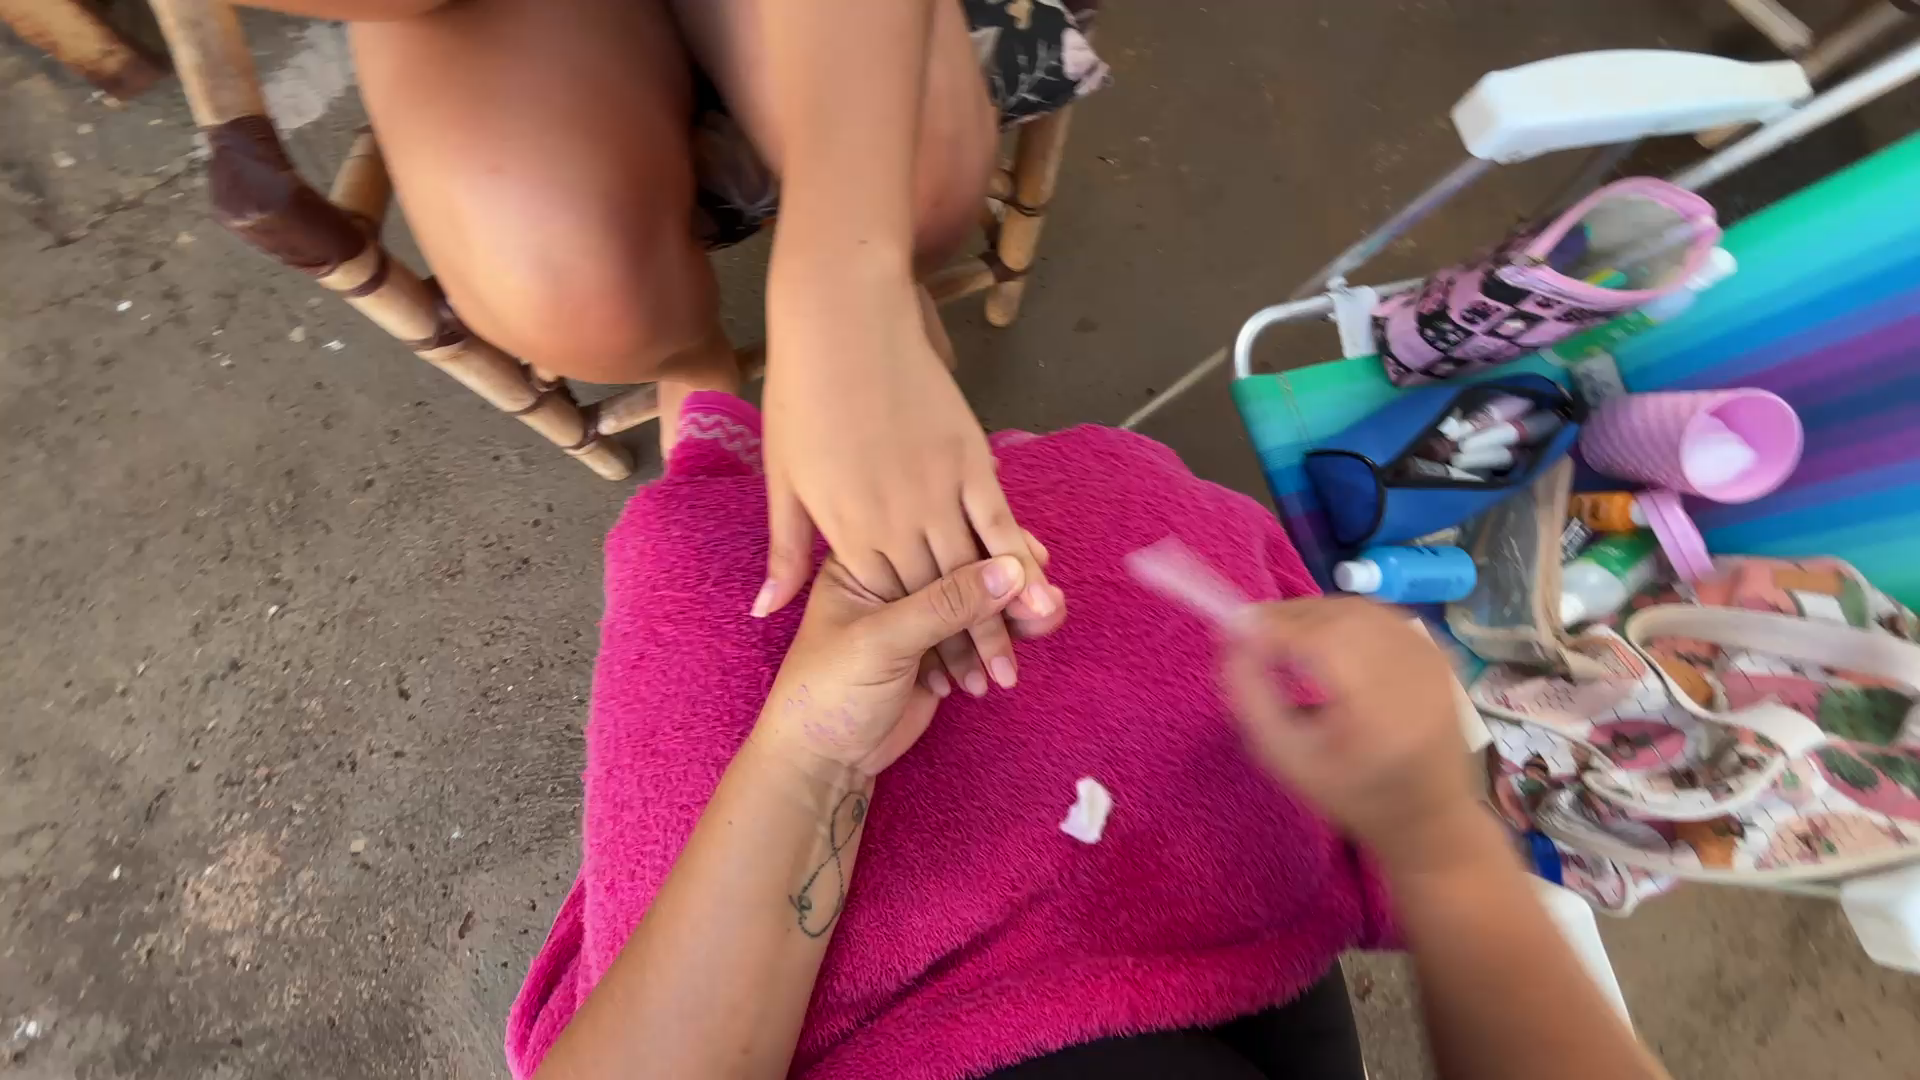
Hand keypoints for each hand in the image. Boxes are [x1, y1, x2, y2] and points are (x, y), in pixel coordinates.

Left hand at [758, 264, 1058, 698]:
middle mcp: (896, 520)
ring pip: (974, 569)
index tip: (945, 680)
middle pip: (938, 596)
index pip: (891, 604)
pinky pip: (1001, 520)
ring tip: (1023, 654)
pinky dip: (1021, 558)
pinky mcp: (970, 460)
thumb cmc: (802, 399)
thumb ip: (784, 553)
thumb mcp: (781, 481)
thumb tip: (764, 609)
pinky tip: (1039, 586)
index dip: (921, 644)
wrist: (841, 320)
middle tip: (997, 682)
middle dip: (969, 644)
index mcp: (847, 531)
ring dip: (1002, 615)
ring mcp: (937, 490)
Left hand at [758, 552, 1063, 776]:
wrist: (824, 761)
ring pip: (979, 597)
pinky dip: (1010, 633)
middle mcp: (896, 576)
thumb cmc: (831, 691)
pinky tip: (1036, 634)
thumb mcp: (883, 641)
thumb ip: (945, 605)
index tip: (1033, 555)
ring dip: (1016, 608)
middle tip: (1048, 595)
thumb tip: (1012, 571)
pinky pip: (983, 630)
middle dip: (1011, 578)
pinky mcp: (941, 645)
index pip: (933, 532)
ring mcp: (921, 613)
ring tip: (1049, 619)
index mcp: (867, 557)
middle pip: (965, 563)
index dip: (986, 542)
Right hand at [1221, 598, 1483, 874]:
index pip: (1320, 642)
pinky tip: (1323, 643)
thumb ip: (1248, 694)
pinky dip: (1339, 617)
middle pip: (1337, 617)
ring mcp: (1434, 659)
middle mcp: (1416, 675)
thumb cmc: (1348, 793)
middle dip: (1286, 618)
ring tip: (1284, 641)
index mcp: (1382, 713)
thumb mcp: (1283, 757)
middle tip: (1252, 636)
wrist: (1430, 817)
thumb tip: (1234, 633)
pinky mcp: (1439, 651)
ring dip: (1310, 615)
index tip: (1231, 631)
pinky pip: (1376, 613)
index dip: (1271, 628)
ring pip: (1354, 607)